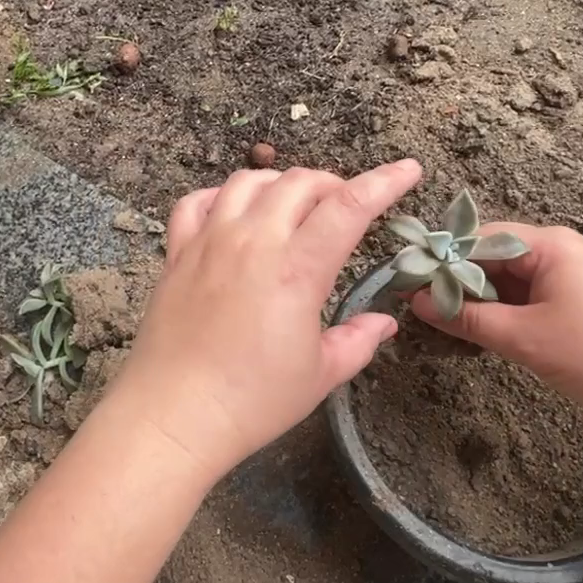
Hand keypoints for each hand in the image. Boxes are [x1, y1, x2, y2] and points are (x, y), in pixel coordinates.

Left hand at [101, 161, 422, 475]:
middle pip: (298, 183)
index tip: (408, 169)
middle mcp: (252, 241)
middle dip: (331, 184)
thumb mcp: (319, 376)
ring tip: (293, 204)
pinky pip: (195, 203)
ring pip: (247, 182)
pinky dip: (219, 196)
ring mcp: (209, 241)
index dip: (383, 182)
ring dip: (279, 183)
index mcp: (296, 269)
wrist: (174, 413)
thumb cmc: (253, 401)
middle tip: (345, 206)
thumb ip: (357, 340)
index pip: (348, 207)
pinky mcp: (177, 252)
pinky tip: (231, 211)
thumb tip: (384, 321)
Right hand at [409, 223, 582, 442]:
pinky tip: (510, 340)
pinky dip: (520, 313)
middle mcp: (567, 248)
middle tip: (435, 317)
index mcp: (549, 244)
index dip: (440, 263)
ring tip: (467, 333)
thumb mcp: (527, 340)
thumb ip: (469, 319)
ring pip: (519, 280)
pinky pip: (544, 295)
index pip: (475, 239)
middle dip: (465, 286)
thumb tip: (418, 303)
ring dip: (492, 303)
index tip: (411, 289)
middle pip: (497, 257)